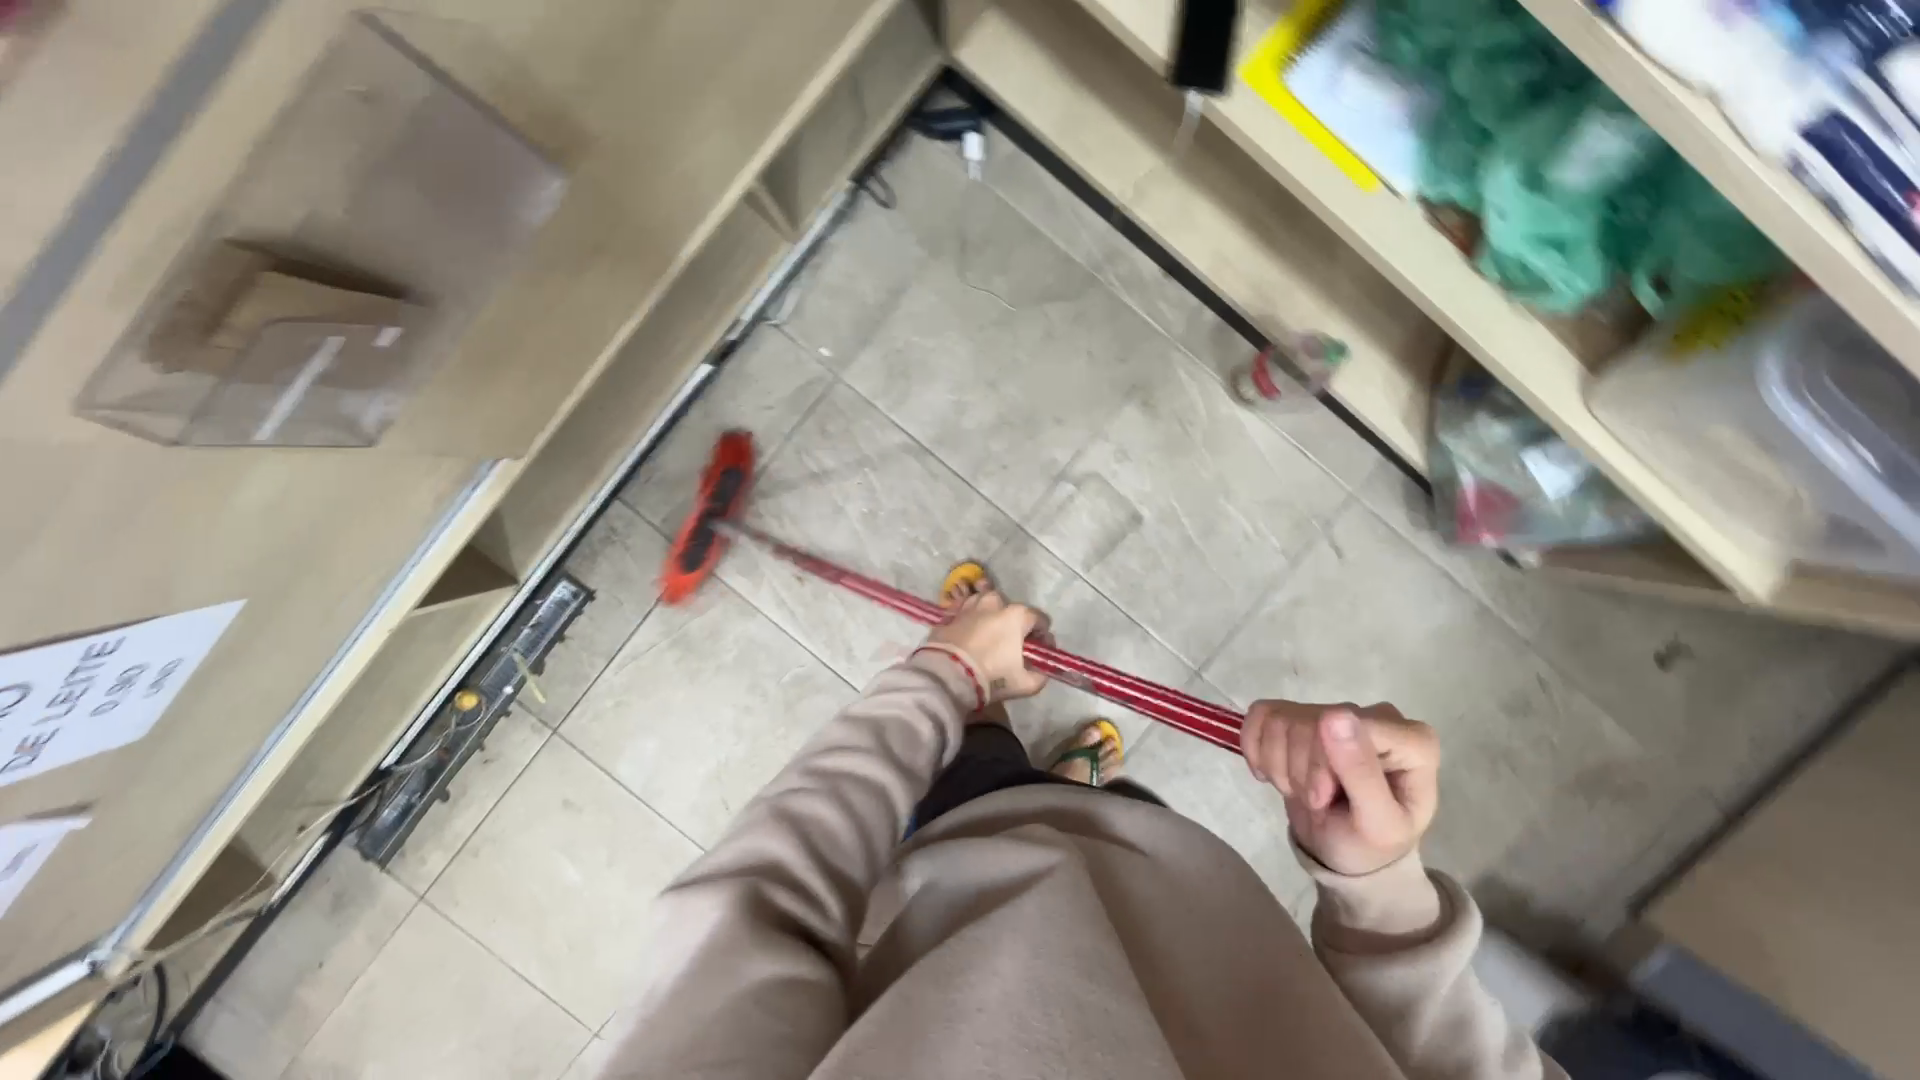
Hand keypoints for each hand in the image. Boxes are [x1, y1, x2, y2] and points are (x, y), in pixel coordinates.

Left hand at [923, 588, 1048, 703]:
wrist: (949, 676)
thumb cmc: (992, 676)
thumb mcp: (1026, 684)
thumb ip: (1040, 674)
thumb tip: (1041, 667)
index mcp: (1017, 616)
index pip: (1039, 619)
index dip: (1042, 635)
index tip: (1038, 650)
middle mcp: (995, 604)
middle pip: (1012, 609)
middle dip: (1016, 623)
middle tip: (1011, 643)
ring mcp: (970, 606)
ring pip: (986, 602)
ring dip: (991, 614)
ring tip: (989, 632)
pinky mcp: (950, 614)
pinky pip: (964, 609)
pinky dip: (969, 617)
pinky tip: (968, 629)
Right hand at [1240, 701, 1438, 876]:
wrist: (1344, 850)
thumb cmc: (1371, 843)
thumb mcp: (1377, 825)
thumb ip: (1362, 773)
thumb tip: (1337, 713)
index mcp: (1411, 739)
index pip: (1345, 724)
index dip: (1321, 763)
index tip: (1320, 800)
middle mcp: (1375, 716)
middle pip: (1308, 721)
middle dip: (1299, 771)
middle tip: (1314, 802)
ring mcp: (1336, 712)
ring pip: (1280, 719)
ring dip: (1278, 765)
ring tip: (1299, 791)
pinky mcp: (1300, 715)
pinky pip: (1261, 714)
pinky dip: (1256, 748)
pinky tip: (1273, 772)